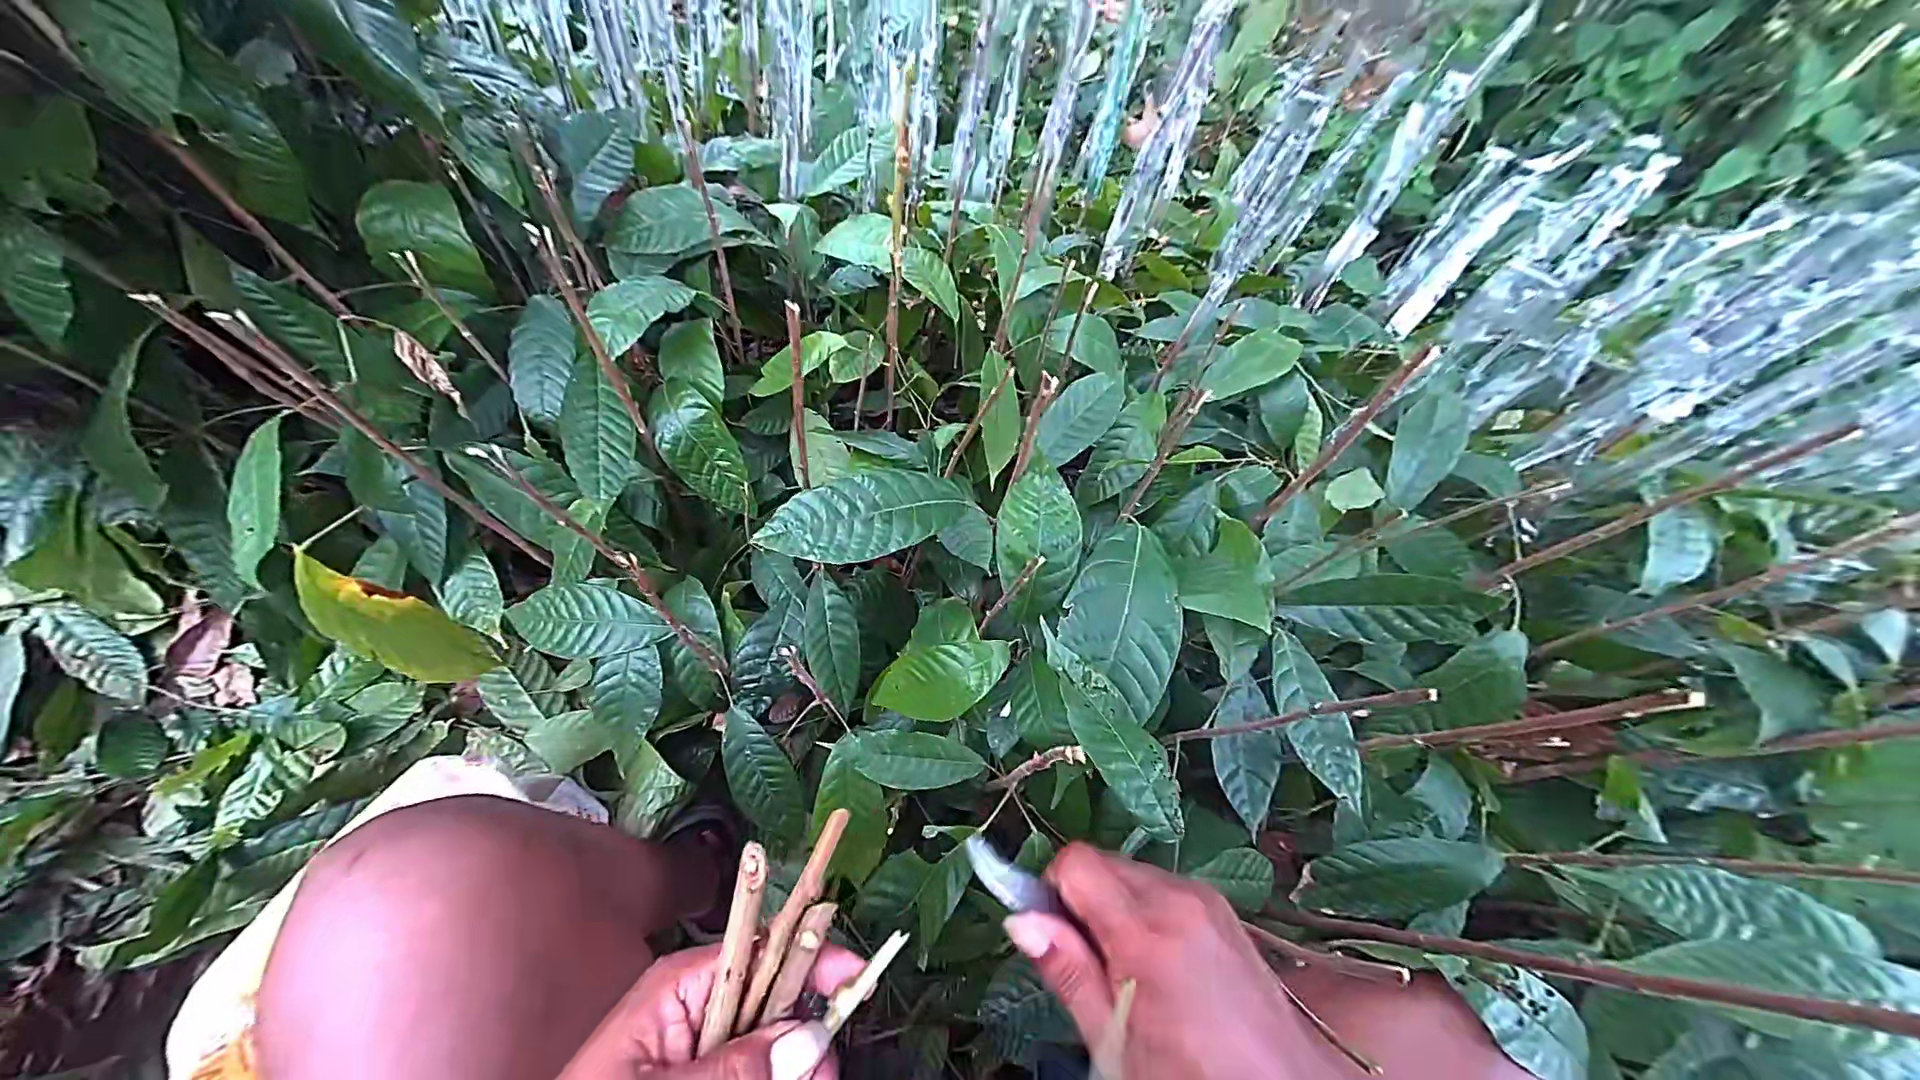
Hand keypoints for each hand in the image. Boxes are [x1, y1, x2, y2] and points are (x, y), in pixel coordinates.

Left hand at [557, 941, 864, 1079]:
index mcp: (685, 982)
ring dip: (796, 1070)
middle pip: (782, 997)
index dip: (816, 952)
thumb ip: (731, 1070)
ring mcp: (709, 1043)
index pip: (764, 943)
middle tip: (823, 1077)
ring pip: (778, 1043)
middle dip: (808, 1035)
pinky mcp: (714, 1072)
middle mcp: (704, 1002)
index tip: (856, 980)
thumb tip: (807, 1037)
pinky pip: (760, 1069)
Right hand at [1005, 842, 1319, 1079]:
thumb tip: (1020, 919)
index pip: (1076, 862)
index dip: (1053, 892)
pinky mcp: (1220, 904)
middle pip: (1101, 862)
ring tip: (1130, 969)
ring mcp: (1204, 897)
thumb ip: (1067, 971)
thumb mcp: (1115, 1045)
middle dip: (1082, 900)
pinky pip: (1160, 885)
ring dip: (1113, 904)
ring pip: (1129, 871)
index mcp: (1148, 932)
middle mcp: (1177, 897)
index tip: (1056, 936)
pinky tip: (1160, 962)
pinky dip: (1144, 908)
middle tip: (1092, 963)